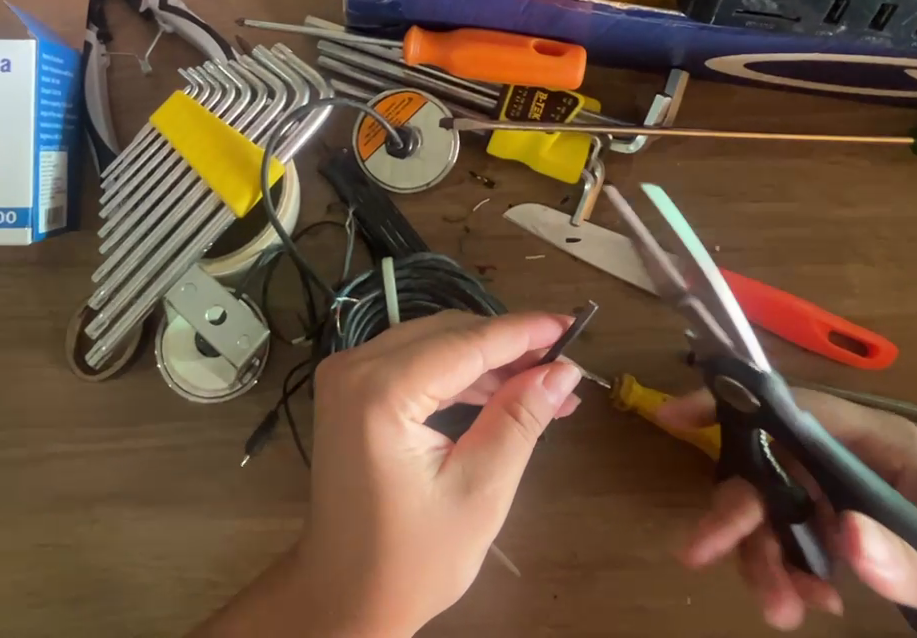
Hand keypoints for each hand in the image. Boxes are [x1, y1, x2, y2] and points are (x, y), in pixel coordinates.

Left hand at [293, 310, 584, 635]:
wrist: (345, 592)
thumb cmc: (413, 557)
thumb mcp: (479, 491)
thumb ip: (519, 420)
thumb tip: (563, 371)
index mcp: (379, 391)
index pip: (464, 344)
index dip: (522, 331)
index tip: (571, 323)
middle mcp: (354, 367)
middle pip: (446, 336)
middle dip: (507, 347)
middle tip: (563, 366)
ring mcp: (346, 374)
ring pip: (431, 345)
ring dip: (486, 362)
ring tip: (544, 386)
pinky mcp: (350, 388)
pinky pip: (413, 363)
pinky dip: (456, 375)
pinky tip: (500, 393)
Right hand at [659, 389, 916, 636]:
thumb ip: (913, 567)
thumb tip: (840, 535)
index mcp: (892, 449)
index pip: (796, 409)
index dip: (733, 406)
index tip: (675, 417)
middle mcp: (867, 466)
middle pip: (776, 467)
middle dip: (740, 512)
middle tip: (699, 553)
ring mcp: (864, 503)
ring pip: (783, 508)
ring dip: (765, 553)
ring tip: (780, 611)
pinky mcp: (867, 542)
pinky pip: (805, 542)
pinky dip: (792, 571)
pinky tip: (810, 605)